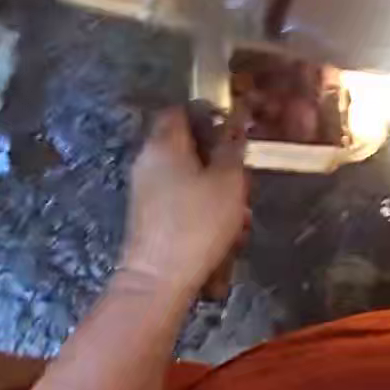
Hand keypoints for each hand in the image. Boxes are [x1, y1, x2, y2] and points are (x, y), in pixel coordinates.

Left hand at [119, 107, 247, 294]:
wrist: (159, 279)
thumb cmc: (197, 224)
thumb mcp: (228, 181)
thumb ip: (232, 148)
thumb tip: (234, 124)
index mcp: (163, 144)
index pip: (181, 111)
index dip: (209, 116)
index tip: (234, 132)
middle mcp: (149, 162)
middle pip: (190, 150)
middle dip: (221, 167)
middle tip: (242, 185)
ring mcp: (146, 192)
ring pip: (191, 182)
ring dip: (218, 198)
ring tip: (239, 221)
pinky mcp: (150, 220)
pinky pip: (183, 206)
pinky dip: (204, 217)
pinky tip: (224, 241)